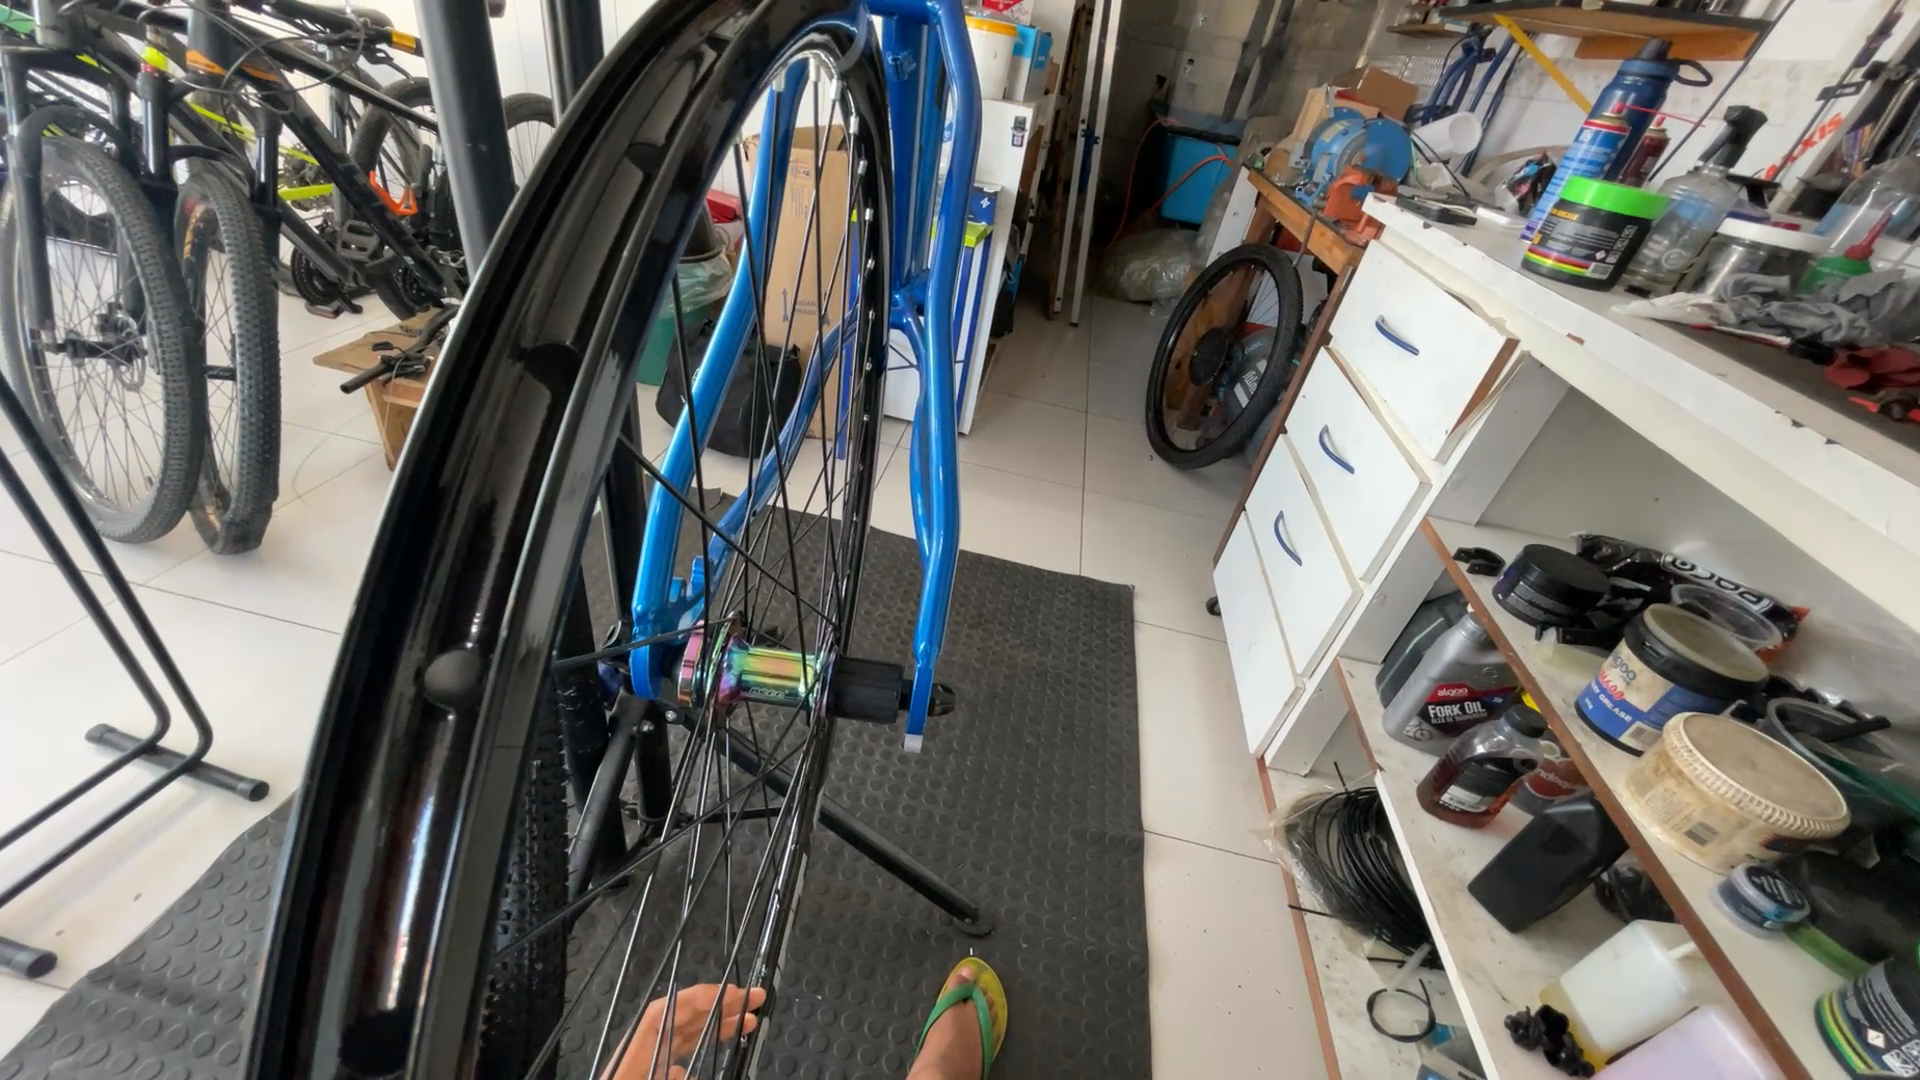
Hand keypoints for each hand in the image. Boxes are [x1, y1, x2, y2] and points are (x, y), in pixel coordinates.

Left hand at [609, 984, 768, 1079]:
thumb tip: (689, 1071)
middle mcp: (632, 1067)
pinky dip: (697, 1053)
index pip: (660, 1016)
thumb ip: (675, 1075)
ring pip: (678, 1041)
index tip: (731, 995)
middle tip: (755, 1000)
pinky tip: (716, 1057)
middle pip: (675, 1022)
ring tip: (748, 1023)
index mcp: (627, 1068)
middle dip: (716, 1007)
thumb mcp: (649, 1079)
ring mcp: (638, 1076)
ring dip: (713, 1028)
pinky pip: (672, 1063)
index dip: (696, 999)